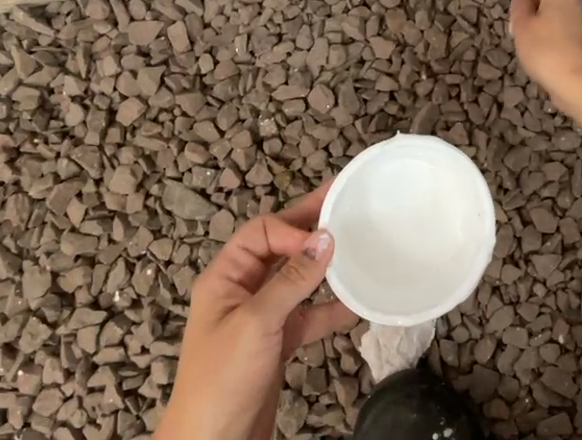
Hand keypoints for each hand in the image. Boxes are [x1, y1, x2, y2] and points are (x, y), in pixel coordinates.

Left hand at [155, 184, 357, 439]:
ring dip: (325, 268)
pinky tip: (357, 304)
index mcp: (225, 277)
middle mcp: (242, 290)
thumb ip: (292, 280)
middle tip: (348, 203)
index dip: (293, 229)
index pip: (262, 232)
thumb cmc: (223, 378)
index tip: (325, 239)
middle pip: (280, 248)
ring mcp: (261, 316)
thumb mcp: (256, 323)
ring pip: (297, 279)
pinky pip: (308, 314)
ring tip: (359, 248)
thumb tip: (326, 237)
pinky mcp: (277, 342)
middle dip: (312, 229)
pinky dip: (330, 308)